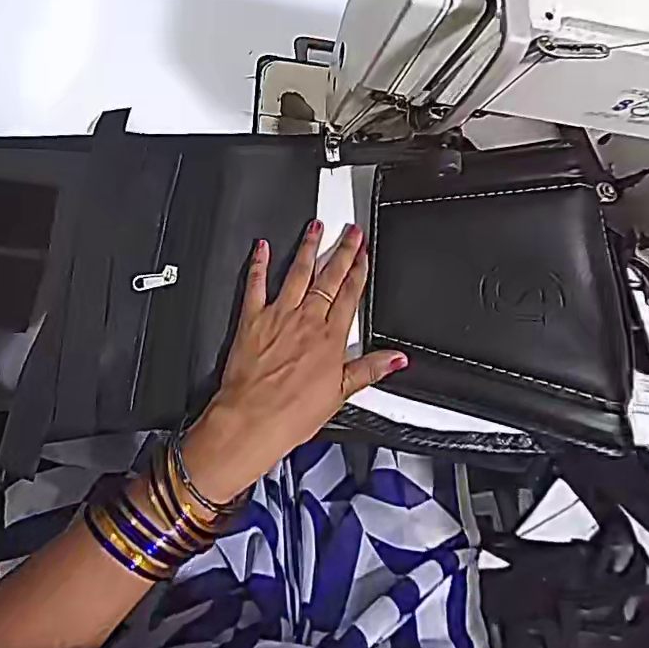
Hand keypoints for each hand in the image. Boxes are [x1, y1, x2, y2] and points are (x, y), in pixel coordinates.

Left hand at [180, 221, 405, 501]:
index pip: (350, 295)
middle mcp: (306, 320)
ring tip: (317, 227)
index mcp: (329, 338)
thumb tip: (396, 359)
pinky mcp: (253, 318)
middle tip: (351, 232)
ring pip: (298, 272)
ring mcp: (279, 315)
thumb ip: (369, 369)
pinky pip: (255, 284)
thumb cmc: (292, 413)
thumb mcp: (340, 395)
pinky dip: (259, 263)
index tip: (363, 255)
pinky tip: (262, 247)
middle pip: (329, 278)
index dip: (358, 272)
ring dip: (309, 247)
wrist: (252, 419)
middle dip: (343, 251)